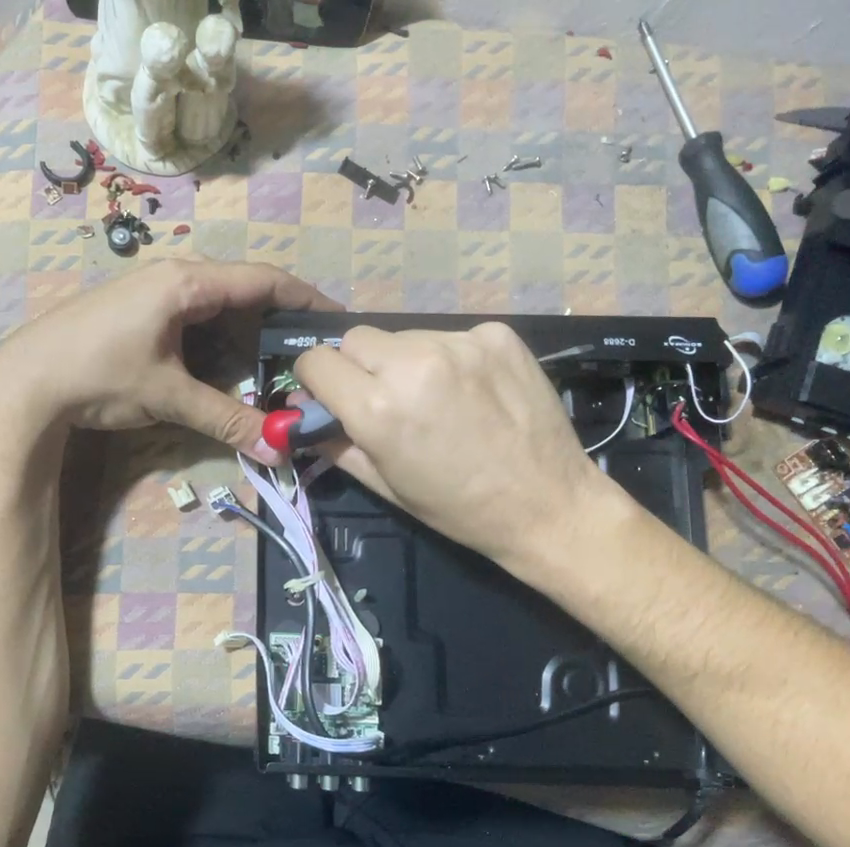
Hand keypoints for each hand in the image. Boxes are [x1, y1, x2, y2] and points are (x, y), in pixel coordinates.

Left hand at [0, 260, 338, 462]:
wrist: (24, 380)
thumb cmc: (99, 375)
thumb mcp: (168, 397)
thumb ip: (226, 419)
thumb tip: (277, 448)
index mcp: (187, 282)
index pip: (263, 279)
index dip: (305, 298)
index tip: (336, 320)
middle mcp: (173, 275)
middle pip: (241, 292)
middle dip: (275, 324)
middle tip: (304, 357)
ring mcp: (151, 290)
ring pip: (214, 308)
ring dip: (241, 337)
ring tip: (268, 370)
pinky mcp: (135, 310)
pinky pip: (190, 318)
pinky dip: (213, 341)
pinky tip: (219, 370)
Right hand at [295, 323, 621, 566]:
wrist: (545, 503)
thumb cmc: (455, 507)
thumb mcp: (382, 484)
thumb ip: (335, 442)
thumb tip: (304, 413)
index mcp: (377, 408)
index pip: (316, 361)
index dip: (317, 381)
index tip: (331, 397)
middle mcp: (413, 364)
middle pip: (355, 339)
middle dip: (358, 367)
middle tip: (384, 400)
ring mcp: (459, 343)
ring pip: (403, 336)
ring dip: (403, 361)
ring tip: (435, 398)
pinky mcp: (496, 335)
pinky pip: (448, 335)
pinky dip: (447, 358)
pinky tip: (469, 390)